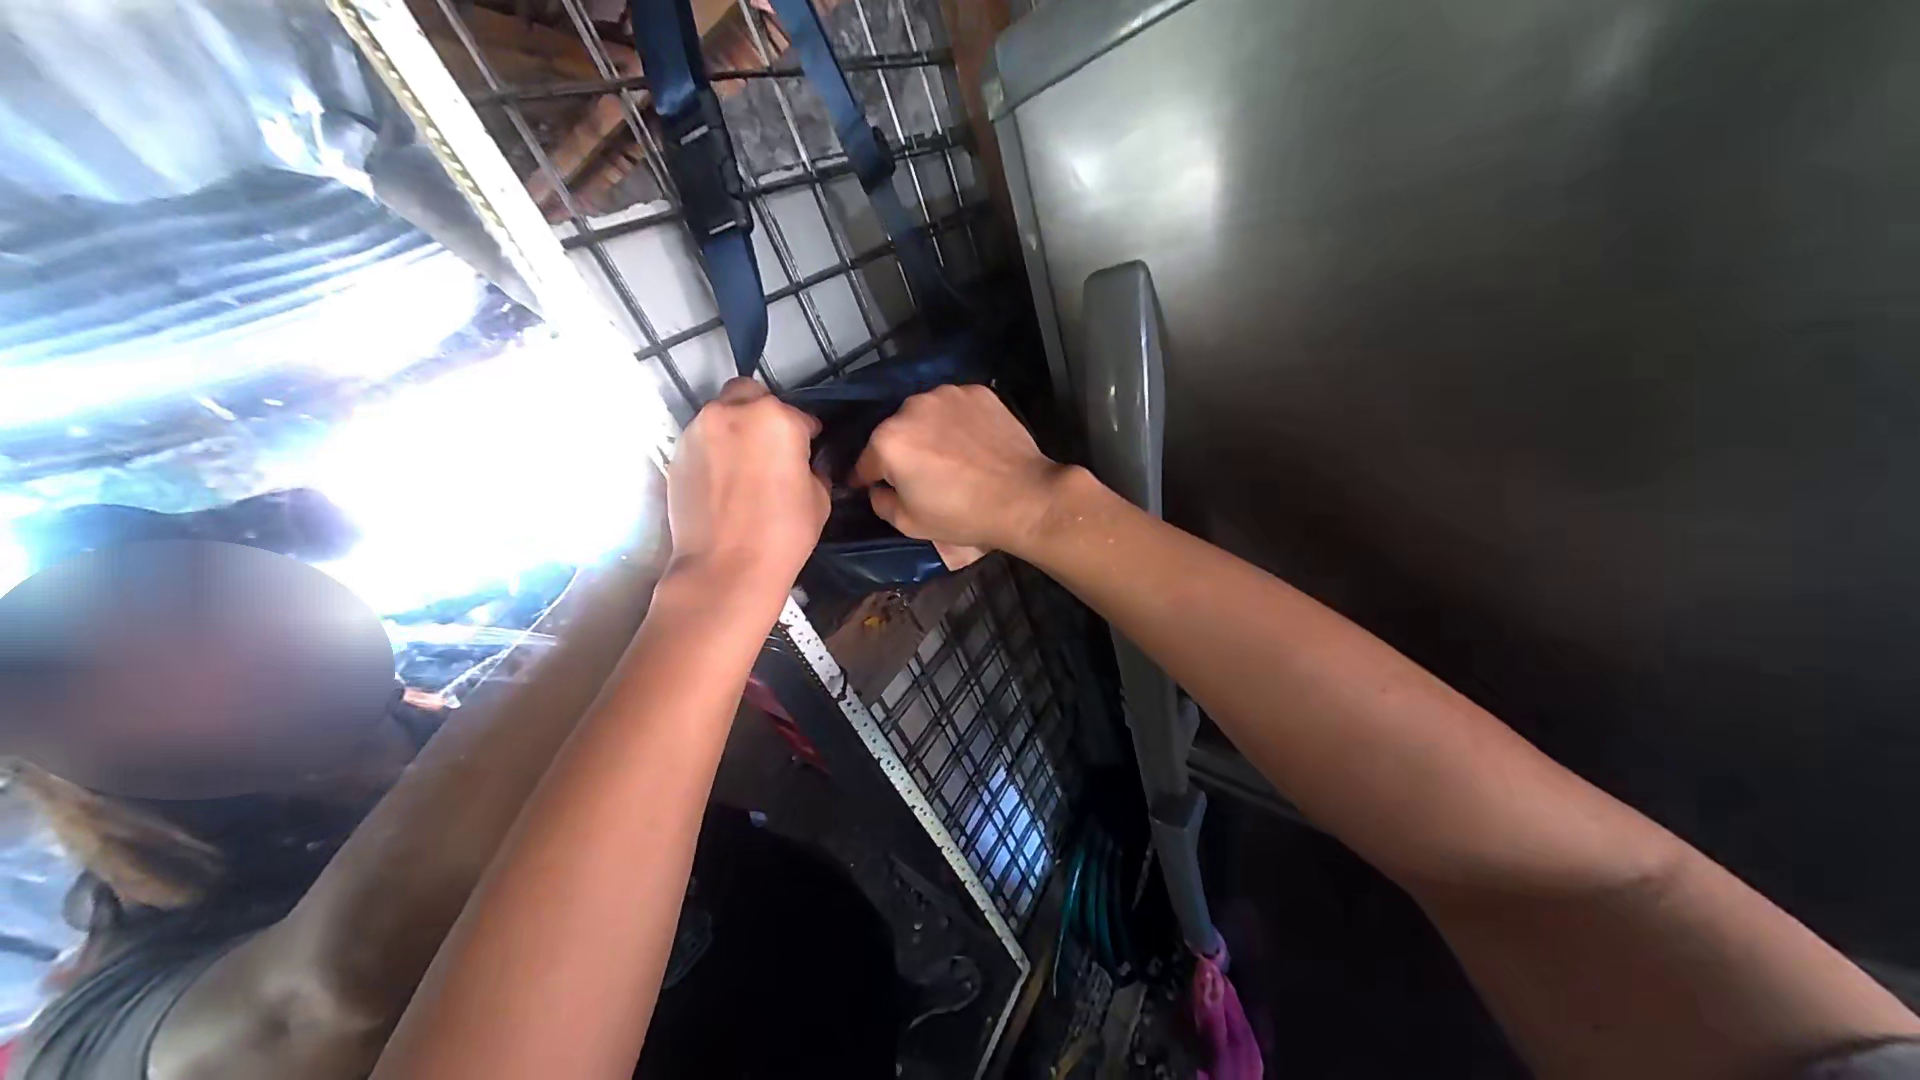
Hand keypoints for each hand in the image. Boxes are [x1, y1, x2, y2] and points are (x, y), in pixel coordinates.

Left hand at [667, 378, 827, 588]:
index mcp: (776, 418)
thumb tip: (803, 463)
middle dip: (763, 412)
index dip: (806, 434)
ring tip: (744, 466)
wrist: (726, 567)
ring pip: (721, 414)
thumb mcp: (819, 497)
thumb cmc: (784, 533)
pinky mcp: (677, 453)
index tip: (808, 452)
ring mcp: (698, 430)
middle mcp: (732, 412)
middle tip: (771, 446)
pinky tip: (724, 481)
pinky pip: (703, 439)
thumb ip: (811, 467)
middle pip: (749, 395)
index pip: (798, 415)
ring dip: (736, 429)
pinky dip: (715, 450)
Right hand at [852, 384, 1070, 557]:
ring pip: (925, 415)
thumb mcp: (910, 523)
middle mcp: (911, 408)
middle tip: (923, 476)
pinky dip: (958, 422)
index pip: (866, 461)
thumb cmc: (963, 514)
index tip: (875, 486)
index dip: (869, 478)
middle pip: (896, 433)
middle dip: (903, 452)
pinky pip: (956, 407)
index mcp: (888, 441)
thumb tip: (877, 490)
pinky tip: (972, 444)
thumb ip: (881, 503)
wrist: (1024, 497)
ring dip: (929, 432)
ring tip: (951, 458)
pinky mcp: (977, 392)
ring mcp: (947, 395)